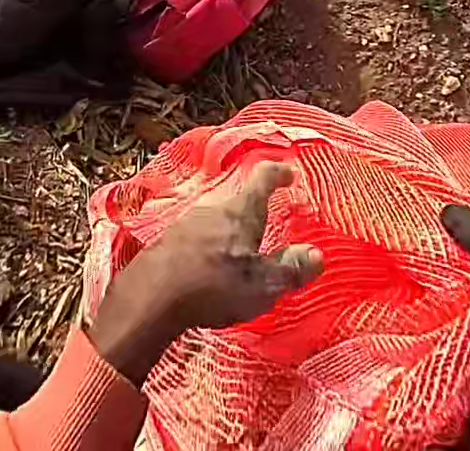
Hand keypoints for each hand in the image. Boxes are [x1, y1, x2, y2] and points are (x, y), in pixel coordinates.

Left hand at [89, 161, 322, 384]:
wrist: (150, 296)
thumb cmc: (214, 285)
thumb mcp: (262, 284)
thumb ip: (291, 270)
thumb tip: (319, 256)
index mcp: (241, 210)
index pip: (263, 177)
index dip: (278, 172)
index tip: (289, 173)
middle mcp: (214, 207)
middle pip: (239, 199)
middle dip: (253, 209)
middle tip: (266, 222)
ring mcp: (188, 222)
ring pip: (216, 217)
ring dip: (229, 228)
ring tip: (238, 248)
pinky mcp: (168, 242)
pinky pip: (196, 235)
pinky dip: (208, 244)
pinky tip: (208, 266)